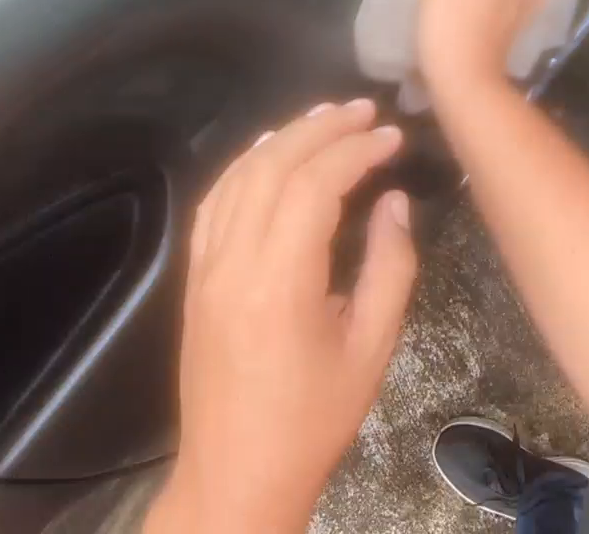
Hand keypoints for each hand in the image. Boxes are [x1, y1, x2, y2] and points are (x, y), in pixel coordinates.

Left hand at [147, 100, 417, 533]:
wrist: (235, 476)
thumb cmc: (314, 418)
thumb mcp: (372, 348)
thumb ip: (391, 267)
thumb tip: (394, 202)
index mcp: (280, 283)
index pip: (315, 186)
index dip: (356, 151)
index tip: (392, 138)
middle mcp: (233, 263)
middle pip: (273, 167)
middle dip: (321, 129)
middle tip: (364, 111)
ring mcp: (205, 269)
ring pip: (239, 177)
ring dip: (283, 137)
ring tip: (325, 117)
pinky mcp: (194, 279)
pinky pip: (213, 203)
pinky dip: (243, 166)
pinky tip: (268, 151)